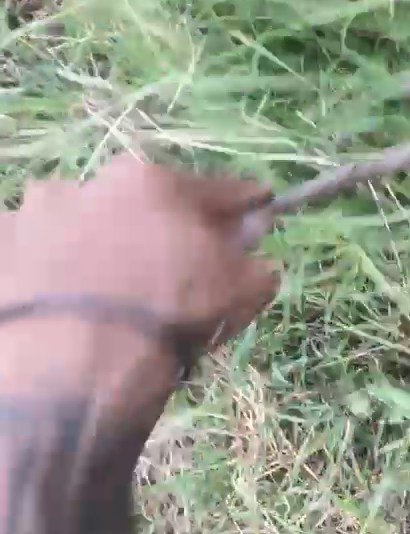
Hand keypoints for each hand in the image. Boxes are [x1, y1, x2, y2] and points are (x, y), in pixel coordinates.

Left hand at [0, 154, 277, 411]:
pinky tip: (86, 293)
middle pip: (146, 202)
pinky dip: (68, 263)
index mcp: (154, 181)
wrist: (82, 352)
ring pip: (92, 222)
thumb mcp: (249, 283)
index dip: (246, 207)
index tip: (260, 216)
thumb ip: (254, 253)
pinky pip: (47, 249)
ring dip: (113, 240)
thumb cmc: (179, 306)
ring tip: (130, 281)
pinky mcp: (2, 245)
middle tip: (190, 258)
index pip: (221, 189)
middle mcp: (87, 182)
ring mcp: (32, 212)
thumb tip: (248, 246)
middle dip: (169, 223)